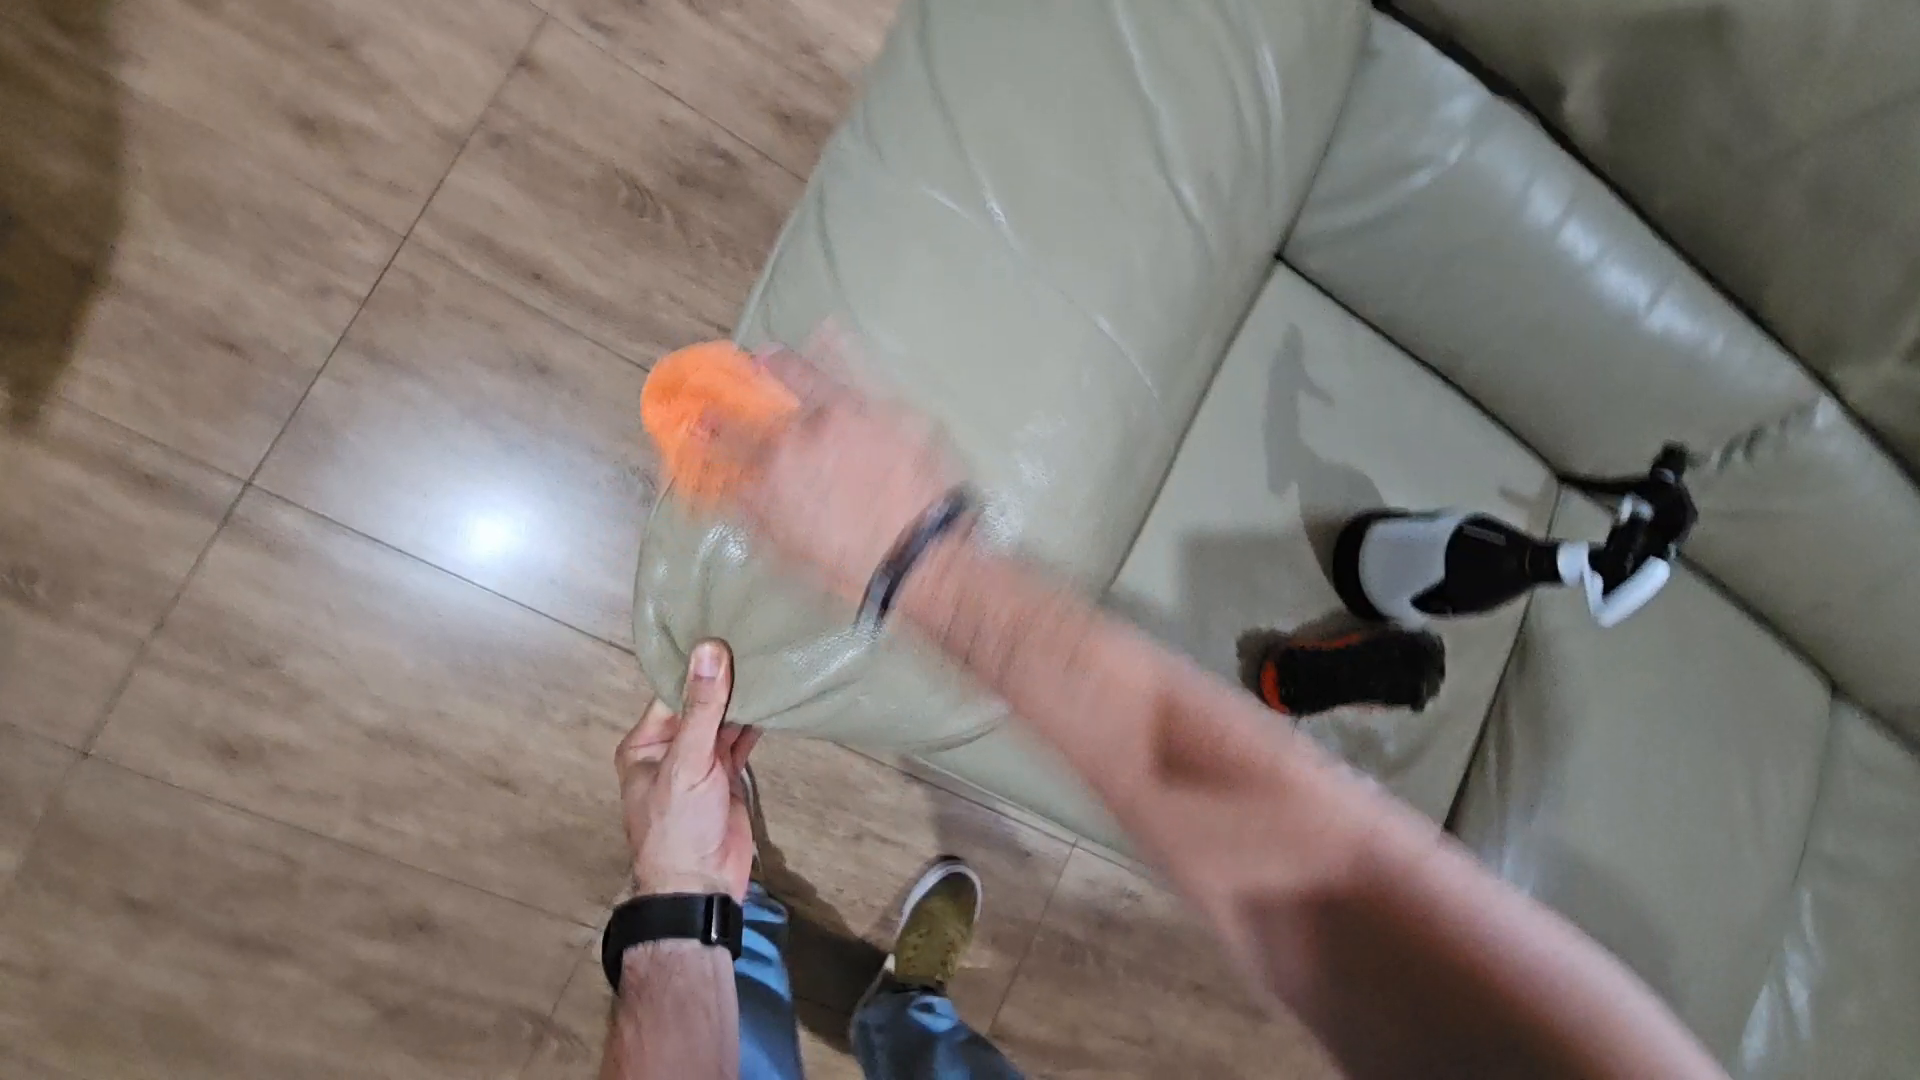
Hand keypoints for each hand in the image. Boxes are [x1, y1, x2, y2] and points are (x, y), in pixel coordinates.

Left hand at [616, 640, 760, 899]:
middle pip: (701, 703)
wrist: (701, 885)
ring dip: (743, 699)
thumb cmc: (678, 825)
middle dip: (725, 678)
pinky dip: (757, 723)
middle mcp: (671, 747)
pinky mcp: (726, 775)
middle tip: (755, 639)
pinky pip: (741, 740)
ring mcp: (700, 761)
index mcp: (645, 743)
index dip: (700, 664)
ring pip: (724, 720)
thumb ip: (702, 706)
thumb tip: (710, 650)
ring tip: (769, 661)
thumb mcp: (688, 760)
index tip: (726, 630)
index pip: (674, 691)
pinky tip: (774, 699)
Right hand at [708, 345, 965, 604]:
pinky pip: (859, 366)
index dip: (706, 431)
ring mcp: (846, 414)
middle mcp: (801, 434)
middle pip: (759, 404)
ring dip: (779, 365)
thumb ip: (758, 515)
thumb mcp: (794, 551)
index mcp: (774, 473)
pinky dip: (840, 346)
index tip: (697, 420)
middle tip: (736, 383)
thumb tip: (733, 492)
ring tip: (769, 355)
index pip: (726, 444)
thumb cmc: (856, 567)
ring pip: (802, 374)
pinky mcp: (889, 406)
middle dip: (738, 392)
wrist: (926, 558)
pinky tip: (830, 332)